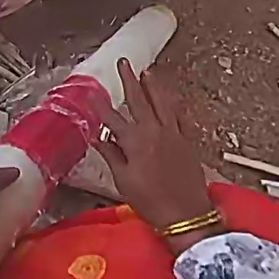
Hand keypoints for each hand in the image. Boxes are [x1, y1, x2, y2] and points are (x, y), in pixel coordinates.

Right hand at [92, 60, 227, 252]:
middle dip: (129, 79)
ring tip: (148, 70)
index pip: (112, 117)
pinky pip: (178, 114)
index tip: (91, 91)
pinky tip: (170, 96)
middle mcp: (153, 131)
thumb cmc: (150, 201)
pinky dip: (172, 102)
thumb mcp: (123, 181)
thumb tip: (97, 137)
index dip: (100, 104)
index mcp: (135, 141)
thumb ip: (111, 155)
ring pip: (161, 101)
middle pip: (139, 99)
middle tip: (124, 62)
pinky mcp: (186, 140)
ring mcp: (172, 133)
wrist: (187, 215)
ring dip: (153, 85)